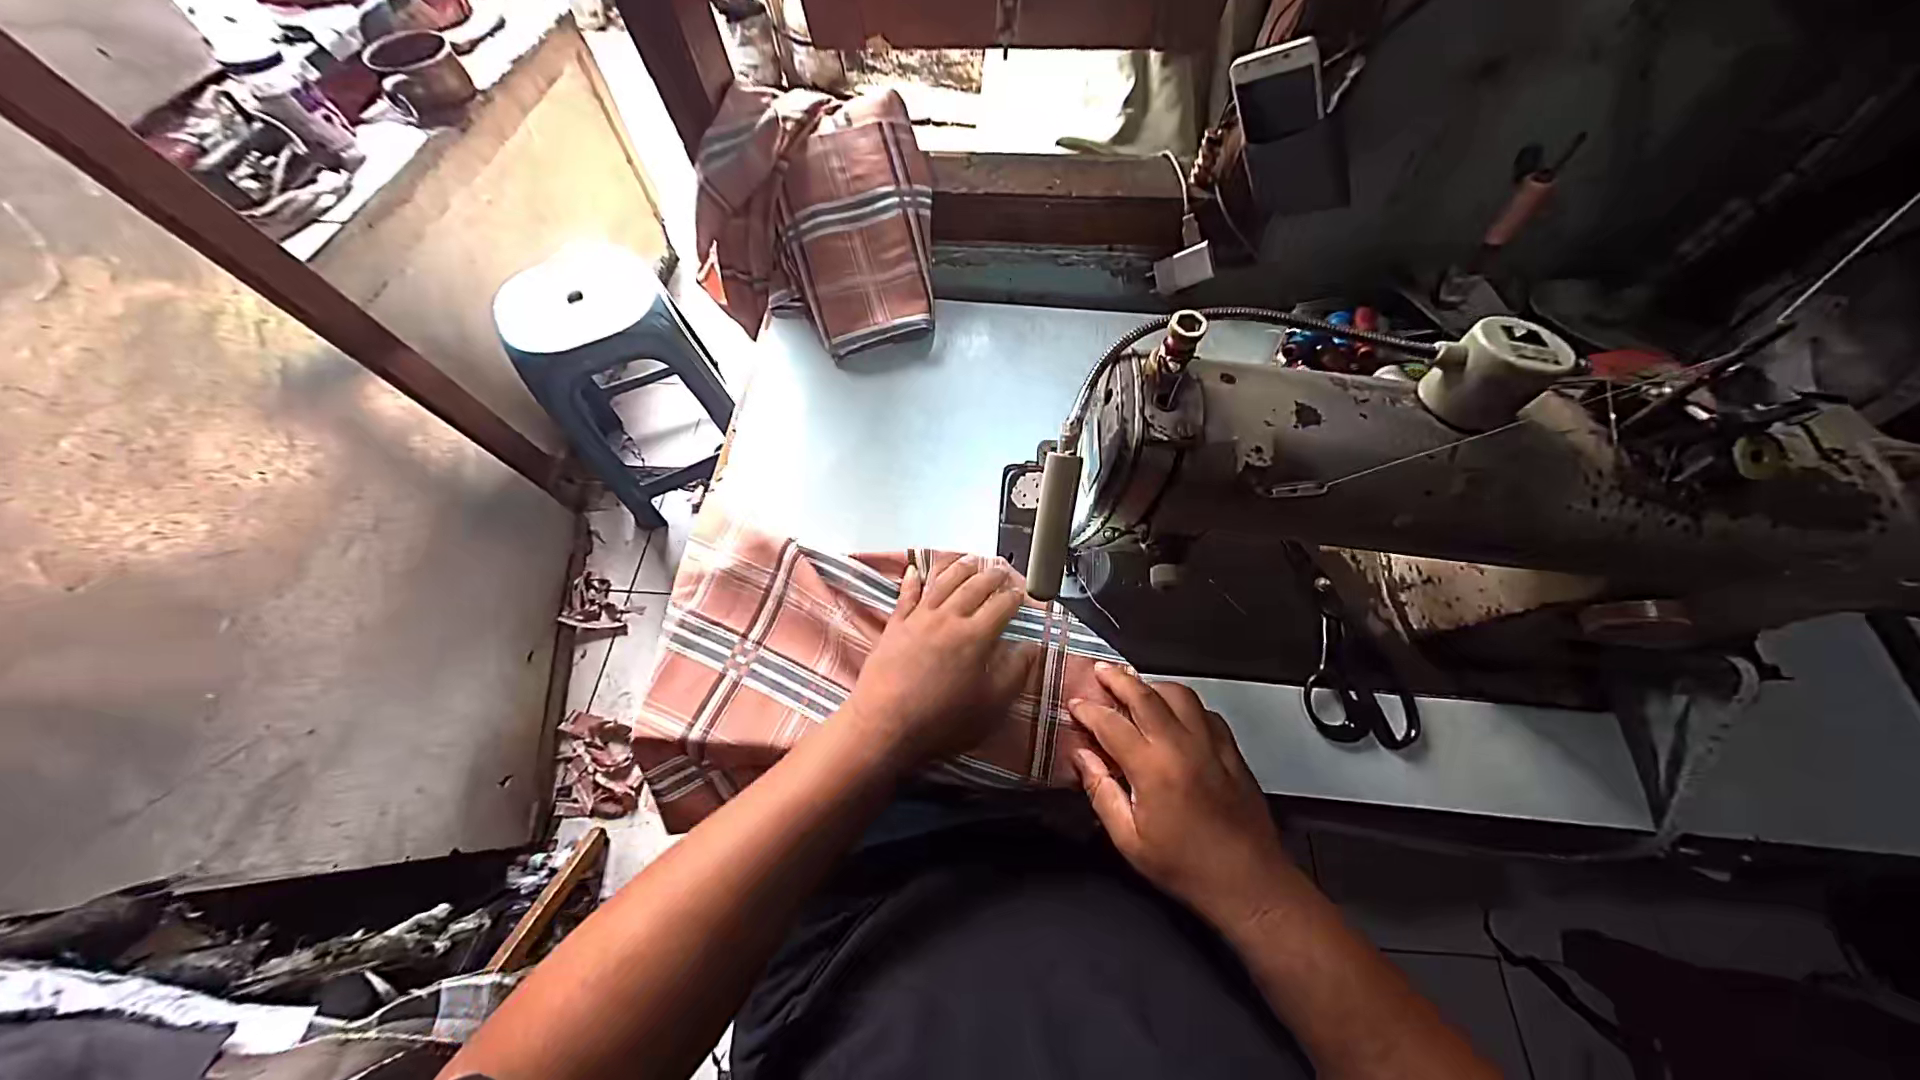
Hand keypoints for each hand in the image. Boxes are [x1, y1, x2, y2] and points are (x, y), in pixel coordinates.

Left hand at [841, 555, 1035, 767]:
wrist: (885, 724)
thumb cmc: (941, 720)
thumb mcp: (990, 705)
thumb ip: (1014, 673)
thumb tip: (1030, 648)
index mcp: (975, 636)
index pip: (1002, 606)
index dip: (1015, 597)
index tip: (1022, 594)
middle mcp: (948, 618)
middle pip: (974, 587)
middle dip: (991, 576)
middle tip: (1002, 570)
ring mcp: (919, 618)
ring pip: (943, 583)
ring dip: (959, 568)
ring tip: (970, 559)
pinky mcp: (895, 625)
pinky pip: (907, 595)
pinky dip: (913, 580)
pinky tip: (915, 570)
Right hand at [1069, 665, 1298, 927]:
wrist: (1249, 883)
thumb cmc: (1186, 867)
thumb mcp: (1129, 840)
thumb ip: (1101, 792)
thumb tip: (1081, 758)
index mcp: (1153, 769)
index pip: (1111, 724)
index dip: (1088, 711)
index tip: (1076, 706)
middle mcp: (1182, 747)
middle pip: (1145, 695)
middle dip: (1118, 679)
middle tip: (1101, 671)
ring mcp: (1211, 745)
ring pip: (1179, 694)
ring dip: (1153, 685)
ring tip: (1136, 687)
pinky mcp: (1231, 750)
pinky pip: (1204, 711)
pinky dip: (1184, 704)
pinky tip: (1174, 713)